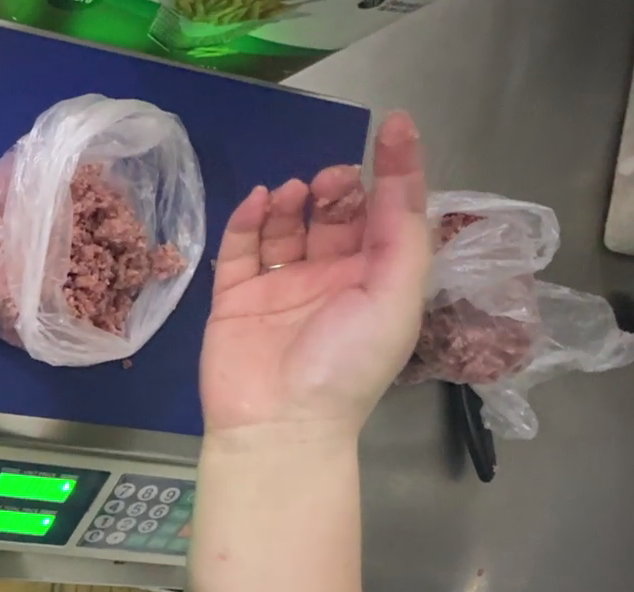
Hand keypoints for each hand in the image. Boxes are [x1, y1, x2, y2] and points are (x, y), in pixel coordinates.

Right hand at [200, 111, 430, 445]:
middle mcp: (327, 279)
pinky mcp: (233, 300)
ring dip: (292, 201)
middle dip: (337, 187)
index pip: (388, 212)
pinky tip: (256, 202)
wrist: (278, 423)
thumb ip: (399, 235)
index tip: (393, 125)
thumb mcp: (395, 298)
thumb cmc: (345, 366)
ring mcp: (277, 288)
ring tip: (293, 192)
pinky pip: (238, 252)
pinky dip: (245, 223)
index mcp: (374, 280)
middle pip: (334, 215)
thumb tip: (394, 180)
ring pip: (284, 228)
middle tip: (331, 179)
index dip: (396, 167)